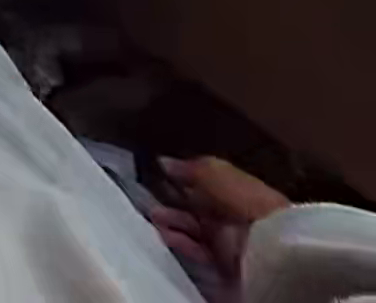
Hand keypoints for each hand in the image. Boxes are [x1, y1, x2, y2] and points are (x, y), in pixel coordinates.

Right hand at [146, 156, 290, 276]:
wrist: (279, 252)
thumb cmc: (249, 203)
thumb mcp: (217, 173)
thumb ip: (190, 167)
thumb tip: (164, 162)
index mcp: (239, 196)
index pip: (204, 186)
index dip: (179, 180)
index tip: (156, 173)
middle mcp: (235, 219)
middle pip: (192, 208)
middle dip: (168, 201)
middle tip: (148, 195)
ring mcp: (229, 244)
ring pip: (187, 228)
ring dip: (168, 221)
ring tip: (156, 216)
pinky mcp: (222, 265)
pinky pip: (192, 251)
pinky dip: (177, 242)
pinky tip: (168, 234)